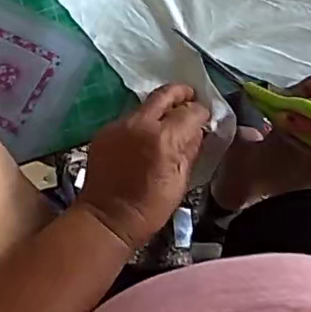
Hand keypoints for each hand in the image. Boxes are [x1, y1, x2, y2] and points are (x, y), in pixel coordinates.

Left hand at [75, 84, 208, 249]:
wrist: (107, 218)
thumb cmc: (149, 208)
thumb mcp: (180, 182)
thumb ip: (190, 151)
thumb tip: (197, 132)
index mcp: (163, 138)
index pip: (189, 112)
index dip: (201, 112)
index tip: (205, 116)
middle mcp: (140, 124)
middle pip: (164, 95)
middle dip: (180, 93)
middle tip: (190, 96)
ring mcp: (119, 124)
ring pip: (144, 106)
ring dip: (159, 109)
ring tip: (168, 120)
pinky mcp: (104, 130)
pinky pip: (128, 119)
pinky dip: (141, 123)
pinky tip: (144, 137)